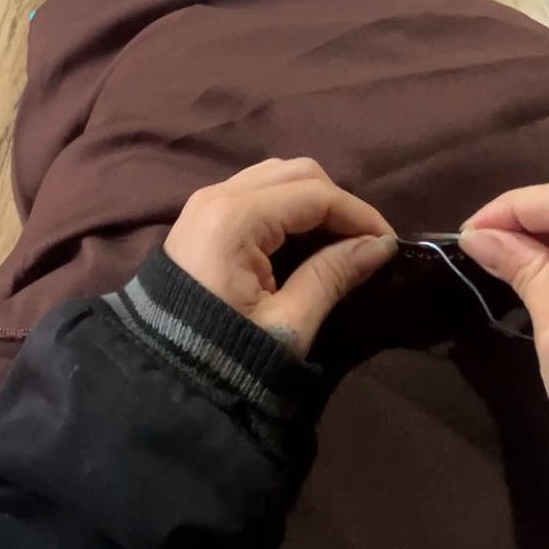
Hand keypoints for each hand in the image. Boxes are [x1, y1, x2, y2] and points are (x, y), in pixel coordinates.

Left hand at [165, 158, 396, 356]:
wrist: (159, 376)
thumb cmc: (225, 354)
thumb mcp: (288, 324)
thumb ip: (332, 275)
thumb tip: (379, 245)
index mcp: (236, 217)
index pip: (314, 194)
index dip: (359, 214)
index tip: (389, 243)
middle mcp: (218, 194)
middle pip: (295, 171)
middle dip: (336, 201)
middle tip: (364, 242)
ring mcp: (206, 201)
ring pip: (275, 175)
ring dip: (311, 200)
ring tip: (338, 240)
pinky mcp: (202, 215)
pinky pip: (256, 190)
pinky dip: (287, 205)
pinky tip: (305, 238)